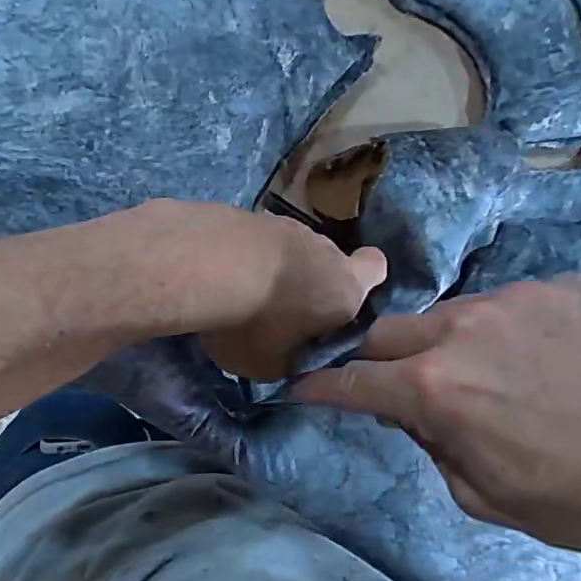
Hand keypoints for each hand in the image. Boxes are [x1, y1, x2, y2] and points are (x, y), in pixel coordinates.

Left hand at [116, 200, 385, 379]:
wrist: (204, 264)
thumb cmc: (252, 324)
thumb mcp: (271, 366)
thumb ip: (290, 360)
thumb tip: (288, 355)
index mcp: (345, 290)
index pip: (376, 268)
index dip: (365, 281)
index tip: (341, 302)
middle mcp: (326, 251)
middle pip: (331, 260)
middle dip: (312, 281)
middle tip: (282, 309)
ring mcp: (288, 226)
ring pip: (294, 249)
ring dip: (278, 268)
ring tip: (245, 291)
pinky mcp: (251, 214)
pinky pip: (260, 240)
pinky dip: (248, 256)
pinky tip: (223, 274)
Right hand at [295, 275, 580, 580]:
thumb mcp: (492, 500)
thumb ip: (435, 447)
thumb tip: (418, 415)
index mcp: (438, 389)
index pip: (354, 380)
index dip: (322, 387)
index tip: (304, 387)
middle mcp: (466, 327)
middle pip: (391, 330)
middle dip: (382, 359)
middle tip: (406, 389)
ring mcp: (521, 296)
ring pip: (455, 314)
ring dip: (451, 344)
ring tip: (496, 378)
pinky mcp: (569, 283)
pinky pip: (516, 305)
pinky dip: (513, 332)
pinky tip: (555, 362)